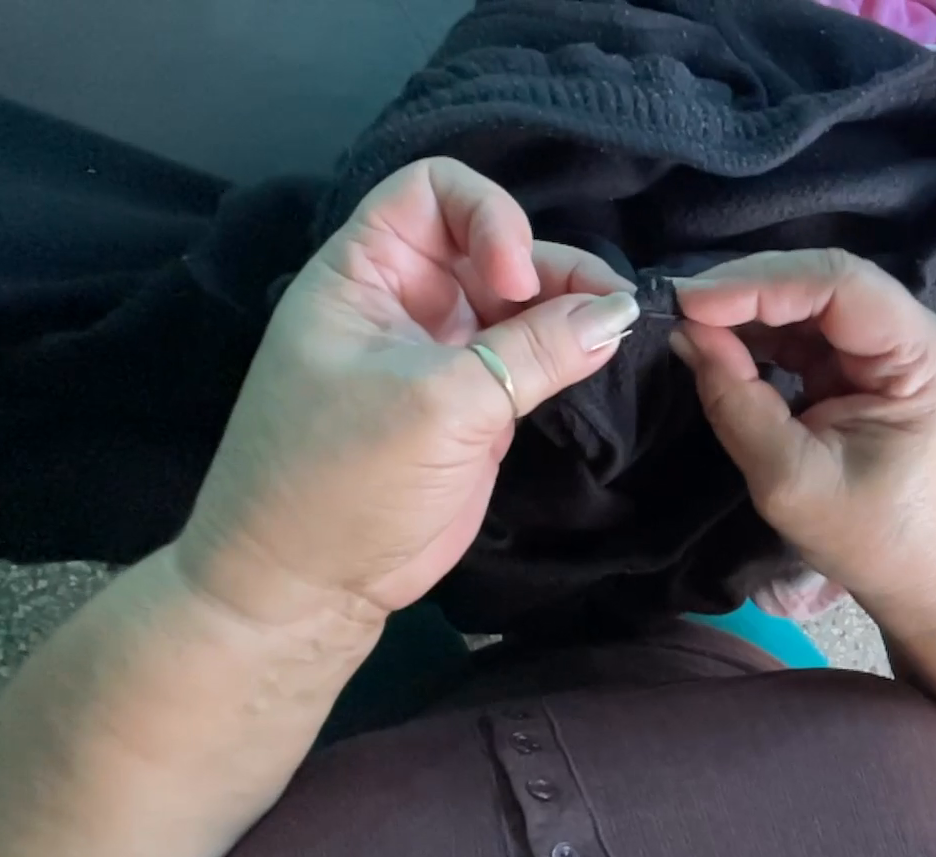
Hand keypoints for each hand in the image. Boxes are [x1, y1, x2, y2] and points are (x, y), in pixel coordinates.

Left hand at [175, 158, 641, 625]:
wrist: (315, 583)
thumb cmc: (344, 479)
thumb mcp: (441, 405)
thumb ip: (534, 354)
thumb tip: (620, 313)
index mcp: (367, 275)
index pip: (435, 194)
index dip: (489, 218)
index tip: (518, 282)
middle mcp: (409, 303)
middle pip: (495, 249)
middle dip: (554, 269)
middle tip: (613, 307)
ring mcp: (447, 356)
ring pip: (523, 307)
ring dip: (572, 311)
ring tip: (619, 331)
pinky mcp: (479, 404)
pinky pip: (532, 359)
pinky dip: (568, 354)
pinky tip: (600, 358)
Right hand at [669, 249, 935, 618]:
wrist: (907, 571)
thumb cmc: (864, 537)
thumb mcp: (790, 481)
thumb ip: (737, 405)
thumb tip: (685, 334)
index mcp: (923, 357)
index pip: (842, 286)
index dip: (762, 284)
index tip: (691, 302)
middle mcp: (915, 336)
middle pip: (825, 284)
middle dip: (749, 292)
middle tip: (680, 307)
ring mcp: (888, 348)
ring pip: (809, 303)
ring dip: (748, 311)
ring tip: (690, 324)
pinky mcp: (860, 365)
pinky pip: (803, 332)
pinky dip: (758, 335)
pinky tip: (719, 342)